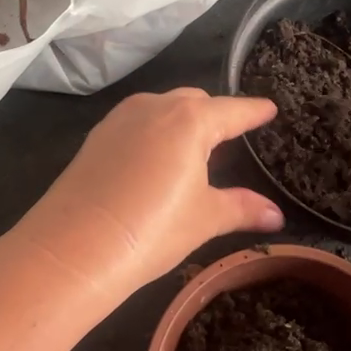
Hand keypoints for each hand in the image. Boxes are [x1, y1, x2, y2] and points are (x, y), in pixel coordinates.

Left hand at [12, 89, 283, 301]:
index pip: (233, 110)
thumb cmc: (152, 229)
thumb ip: (243, 208)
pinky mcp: (96, 137)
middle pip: (195, 102)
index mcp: (190, 119)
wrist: (73, 248)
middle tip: (231, 140)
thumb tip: (276, 215)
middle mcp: (155, 107)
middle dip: (216, 115)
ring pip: (162, 109)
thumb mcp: (205, 219)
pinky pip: (136, 124)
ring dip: (181, 123)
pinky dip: (154, 134)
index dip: (254, 111)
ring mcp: (120, 119)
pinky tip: (155, 164)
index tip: (269, 110)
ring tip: (193, 153)